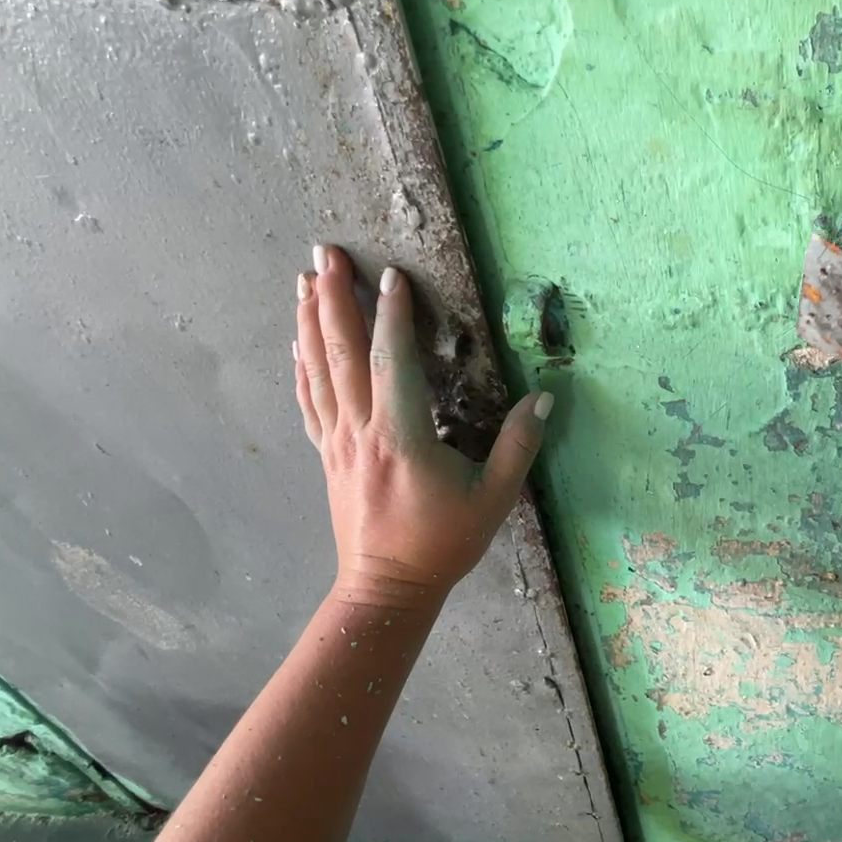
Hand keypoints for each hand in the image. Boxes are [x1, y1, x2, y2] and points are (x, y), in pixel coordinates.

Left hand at [294, 245, 548, 610]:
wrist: (386, 589)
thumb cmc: (444, 543)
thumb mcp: (494, 497)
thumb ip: (518, 444)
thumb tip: (544, 397)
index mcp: (401, 437)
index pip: (392, 361)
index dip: (392, 315)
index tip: (391, 274)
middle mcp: (361, 431)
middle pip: (341, 353)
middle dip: (333, 298)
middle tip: (325, 252)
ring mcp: (337, 443)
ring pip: (317, 371)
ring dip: (310, 321)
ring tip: (305, 280)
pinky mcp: (328, 455)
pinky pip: (309, 401)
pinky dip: (302, 366)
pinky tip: (297, 343)